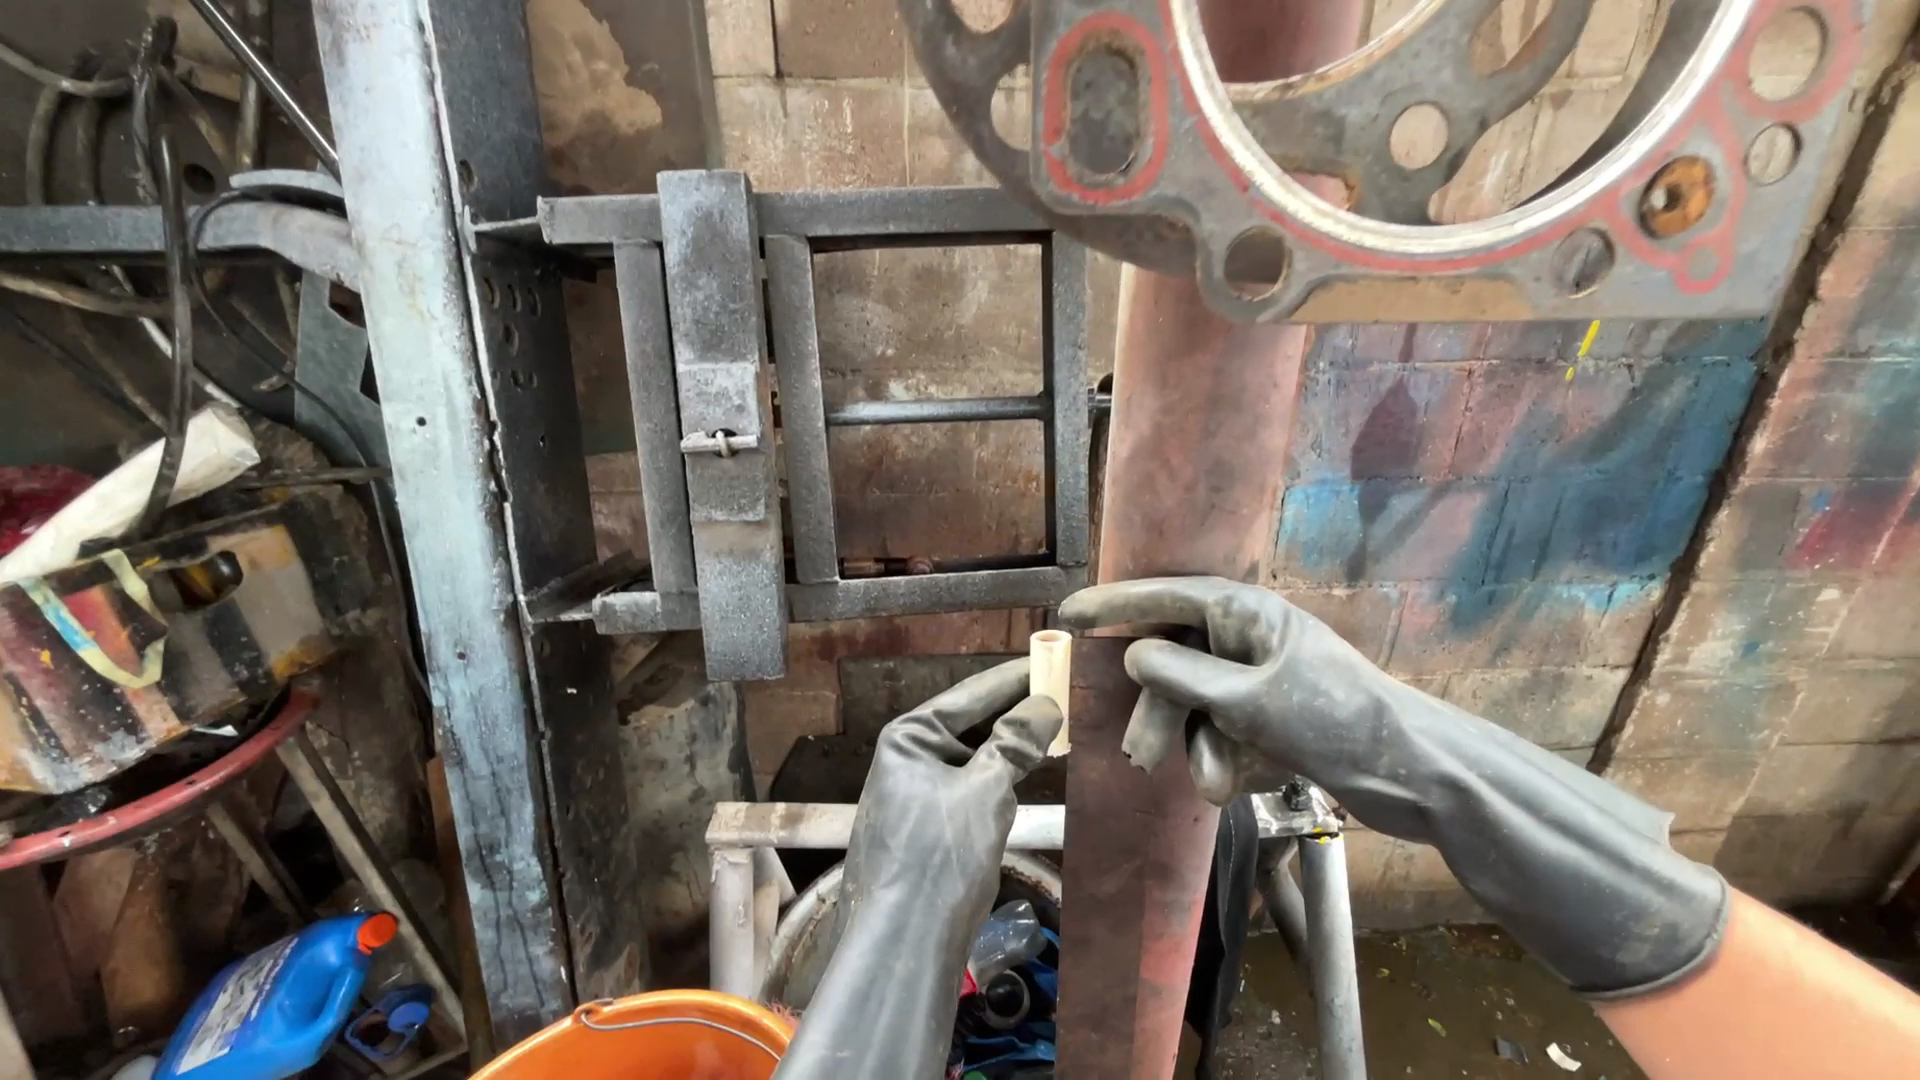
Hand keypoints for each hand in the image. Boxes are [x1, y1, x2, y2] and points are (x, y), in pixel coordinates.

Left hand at [838, 658, 1061, 942]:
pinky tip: (1026, 773)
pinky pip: (968, 787)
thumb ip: (1015, 744)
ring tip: (1054, 728)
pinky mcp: (926, 825)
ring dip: (1009, 747)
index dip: (1014, 678)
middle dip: (1015, 713)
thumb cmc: (939, 857)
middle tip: (1063, 694)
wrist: (901, 943)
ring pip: (972, 757)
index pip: (970, 695)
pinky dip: (998, 778)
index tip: (1051, 659)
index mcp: (909, 737)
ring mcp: (914, 792)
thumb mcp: (985, 792)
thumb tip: (1047, 703)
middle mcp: (906, 757)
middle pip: (970, 724)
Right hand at [1059, 577, 1726, 996]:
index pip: (1163, 598)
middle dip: (1161, 712)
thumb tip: (1134, 655)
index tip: (1067, 613)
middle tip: (1139, 756)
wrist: (1418, 775)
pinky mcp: (1266, 712)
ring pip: (1193, 702)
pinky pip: (1219, 727)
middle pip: (1173, 661)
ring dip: (1195, 744)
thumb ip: (1183, 677)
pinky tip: (1236, 784)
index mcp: (1243, 611)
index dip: (1112, 605)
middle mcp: (1244, 635)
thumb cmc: (1336, 721)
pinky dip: (1221, 755)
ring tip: (1211, 784)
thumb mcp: (1249, 700)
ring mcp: (1255, 675)